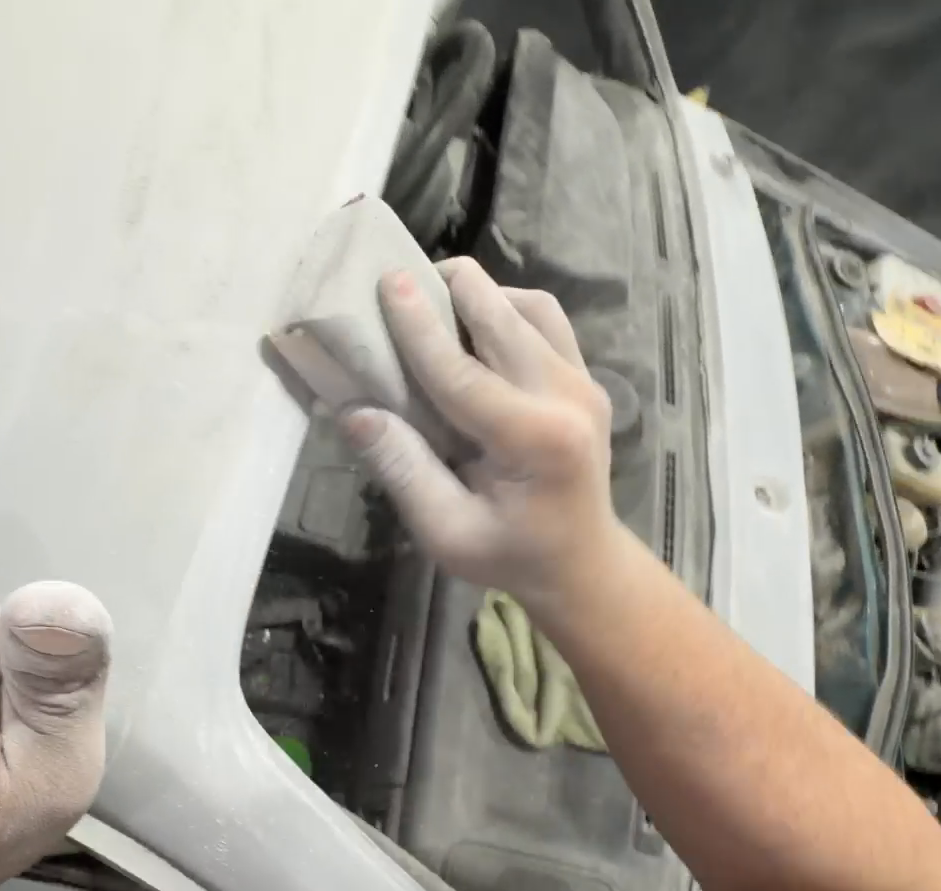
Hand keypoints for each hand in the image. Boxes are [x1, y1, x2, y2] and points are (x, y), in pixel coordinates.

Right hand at [339, 257, 622, 618]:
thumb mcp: (446, 532)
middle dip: (454, 288)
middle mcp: (568, 397)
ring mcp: (584, 384)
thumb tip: (354, 412)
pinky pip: (547, 323)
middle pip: (506, 319)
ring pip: (533, 309)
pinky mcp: (586, 380)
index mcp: (535, 440)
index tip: (388, 281)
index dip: (419, 327)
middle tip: (404, 278)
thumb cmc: (509, 555)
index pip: (462, 372)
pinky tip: (475, 326)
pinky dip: (507, 310)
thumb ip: (403, 470)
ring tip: (438, 299)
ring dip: (484, 294)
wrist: (580, 563)